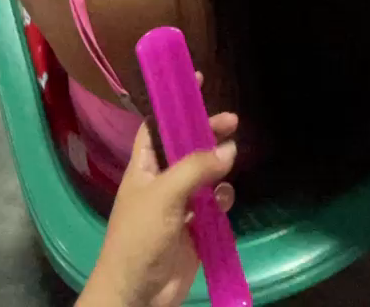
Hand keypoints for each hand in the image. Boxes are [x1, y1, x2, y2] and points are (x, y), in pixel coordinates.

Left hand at [78, 113, 238, 306]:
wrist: (137, 294)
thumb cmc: (139, 236)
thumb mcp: (165, 194)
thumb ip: (197, 168)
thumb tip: (230, 149)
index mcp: (144, 165)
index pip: (159, 124)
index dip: (175, 104)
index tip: (197, 84)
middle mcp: (161, 180)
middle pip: (187, 146)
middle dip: (207, 132)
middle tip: (232, 121)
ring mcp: (179, 204)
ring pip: (205, 174)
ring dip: (219, 166)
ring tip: (231, 160)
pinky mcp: (195, 228)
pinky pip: (214, 204)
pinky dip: (222, 198)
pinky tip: (224, 200)